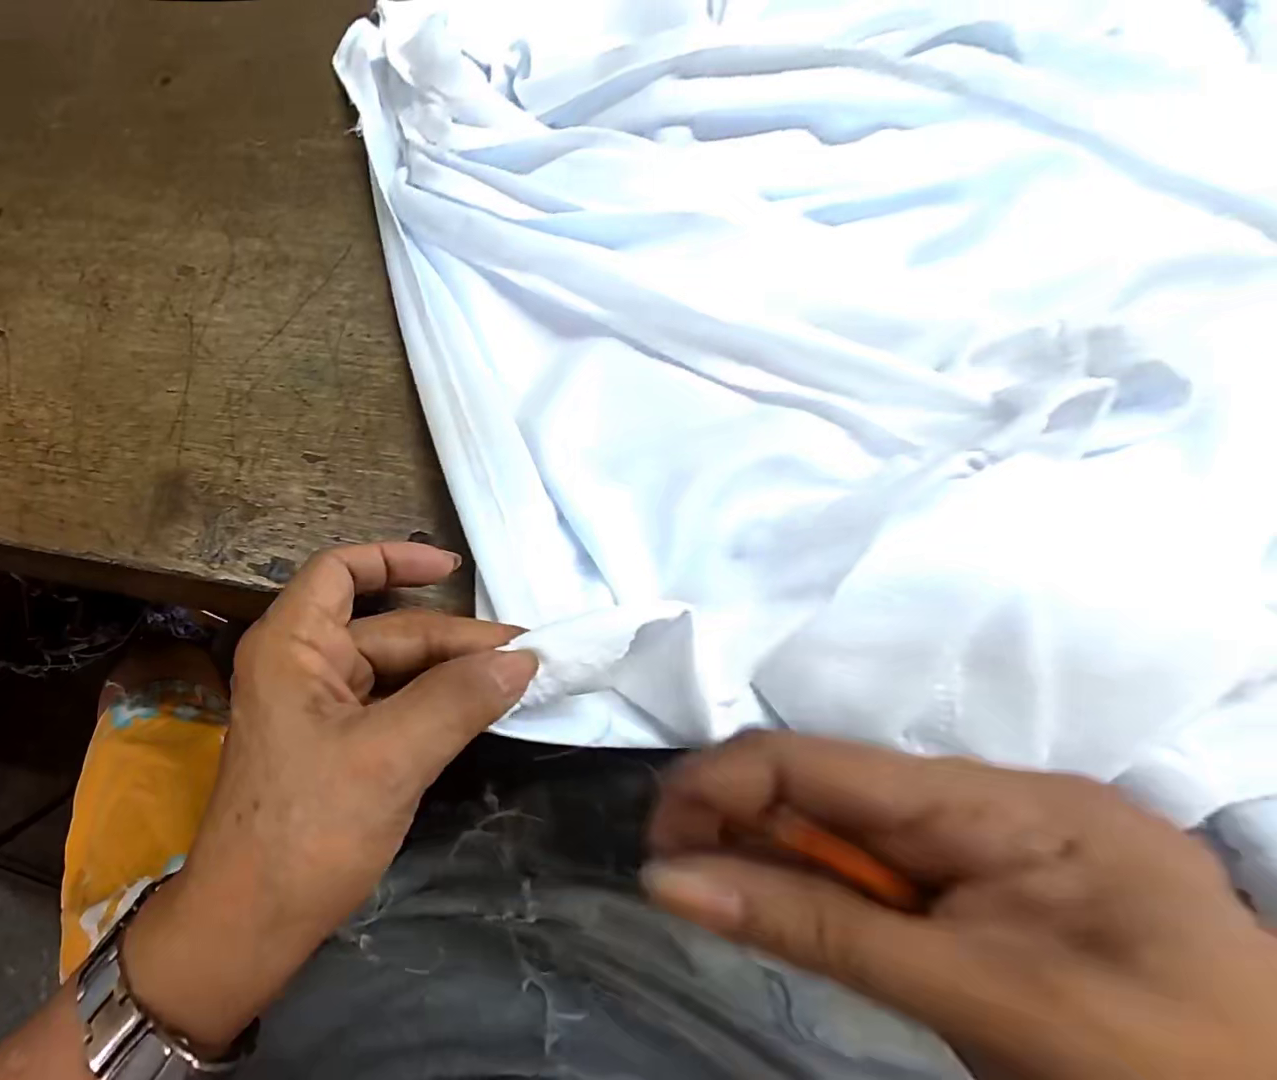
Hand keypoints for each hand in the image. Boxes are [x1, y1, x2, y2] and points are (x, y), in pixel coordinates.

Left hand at [123, 543, 538, 1050]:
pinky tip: (475, 709)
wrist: (250, 922)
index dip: (394, 559)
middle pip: (382, 628)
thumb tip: (523, 659)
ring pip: (390, 671)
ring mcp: (313, 706)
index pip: (339, 571)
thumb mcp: (390, 756)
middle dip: (450, 639)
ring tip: (515, 678)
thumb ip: (456, 699)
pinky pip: (387, 706)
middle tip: (525, 654)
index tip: (452, 567)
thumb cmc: (307, 828)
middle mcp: (298, 663)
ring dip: (447, 673)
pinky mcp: (329, 744)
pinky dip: (430, 704)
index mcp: (291, 644)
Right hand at [645, 732, 1276, 1079]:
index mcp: (1004, 804)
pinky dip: (804, 893)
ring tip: (721, 904)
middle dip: (732, 829)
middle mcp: (982, 805)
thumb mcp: (991, 1001)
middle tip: (679, 886)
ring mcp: (979, 847)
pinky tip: (779, 914)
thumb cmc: (1186, 1076)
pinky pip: (856, 872)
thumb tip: (661, 881)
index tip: (657, 848)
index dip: (714, 787)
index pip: (813, 761)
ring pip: (824, 831)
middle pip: (811, 790)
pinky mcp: (972, 891)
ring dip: (762, 864)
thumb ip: (816, 929)